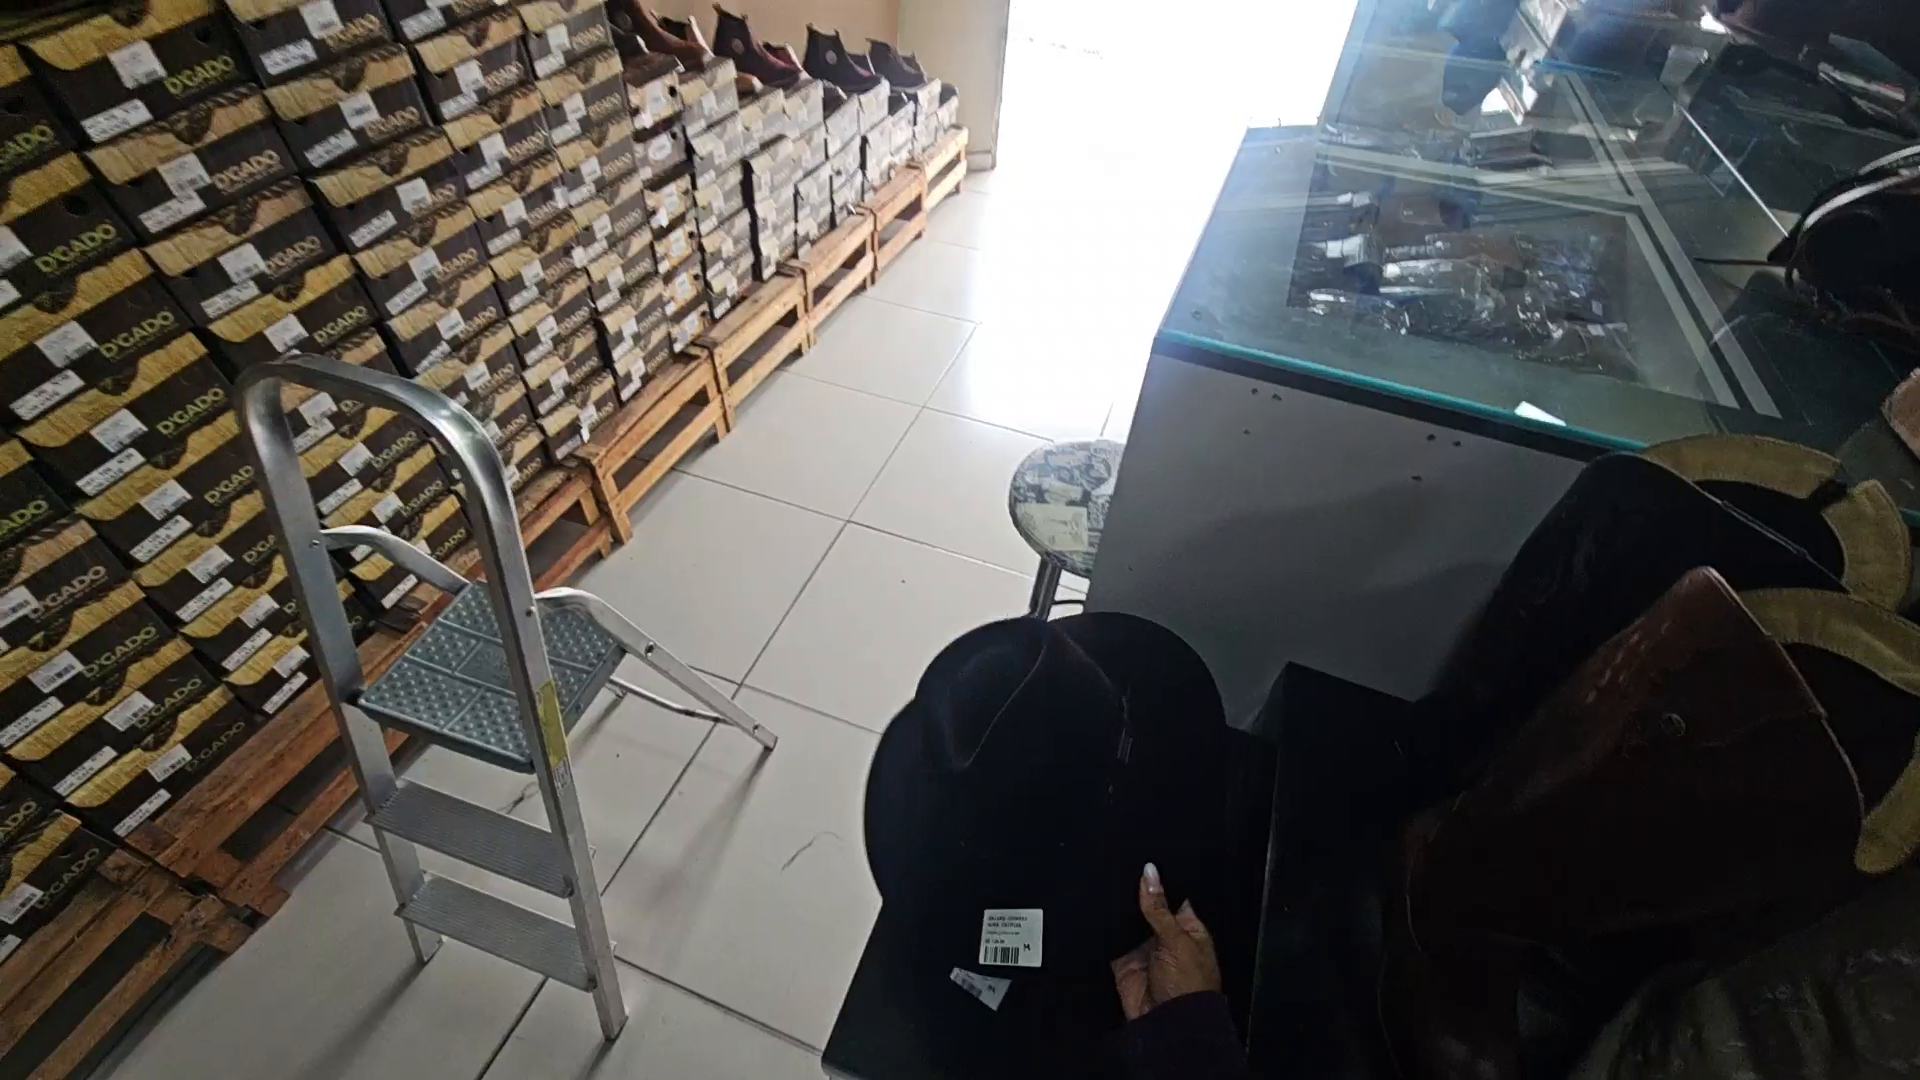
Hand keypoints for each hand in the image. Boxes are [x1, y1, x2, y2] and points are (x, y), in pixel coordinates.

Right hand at [1110, 862, 1221, 1020]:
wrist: (1169, 1027)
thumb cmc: (1187, 984)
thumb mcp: (1177, 940)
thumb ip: (1158, 906)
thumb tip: (1149, 870)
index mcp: (1188, 929)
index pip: (1173, 895)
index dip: (1161, 878)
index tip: (1145, 856)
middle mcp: (1165, 935)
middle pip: (1148, 906)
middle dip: (1136, 891)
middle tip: (1119, 862)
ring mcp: (1143, 947)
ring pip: (1128, 919)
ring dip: (1119, 907)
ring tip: (1105, 877)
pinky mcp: (1123, 959)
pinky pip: (1112, 937)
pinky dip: (1105, 925)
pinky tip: (1096, 904)